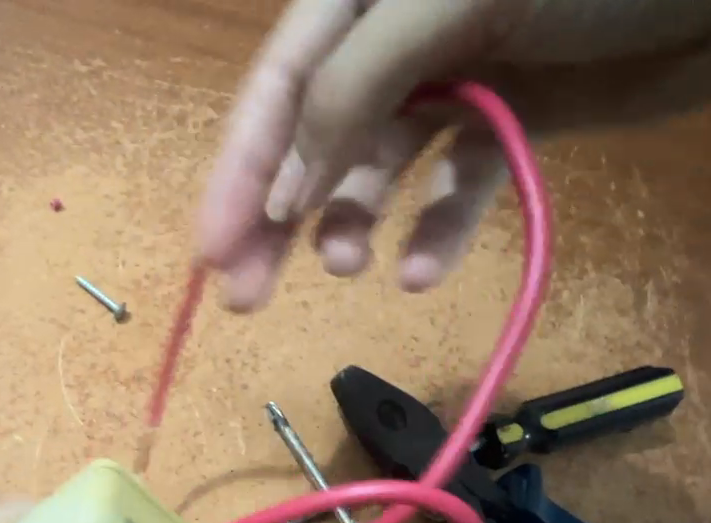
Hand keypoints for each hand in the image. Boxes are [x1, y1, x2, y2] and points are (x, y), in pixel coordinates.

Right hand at [201, 0, 710, 309]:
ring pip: (368, 170)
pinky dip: (430, 234)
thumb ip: (355, 90)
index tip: (212, 254)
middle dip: (274, 219)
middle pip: (308, 135)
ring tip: (349, 271)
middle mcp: (394, 34)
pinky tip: (423, 273)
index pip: (278, 84)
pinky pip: (445, 187)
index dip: (238, 171)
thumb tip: (285, 193)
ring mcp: (447, 77)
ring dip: (350, 226)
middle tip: (242, 299)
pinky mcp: (498, 118)